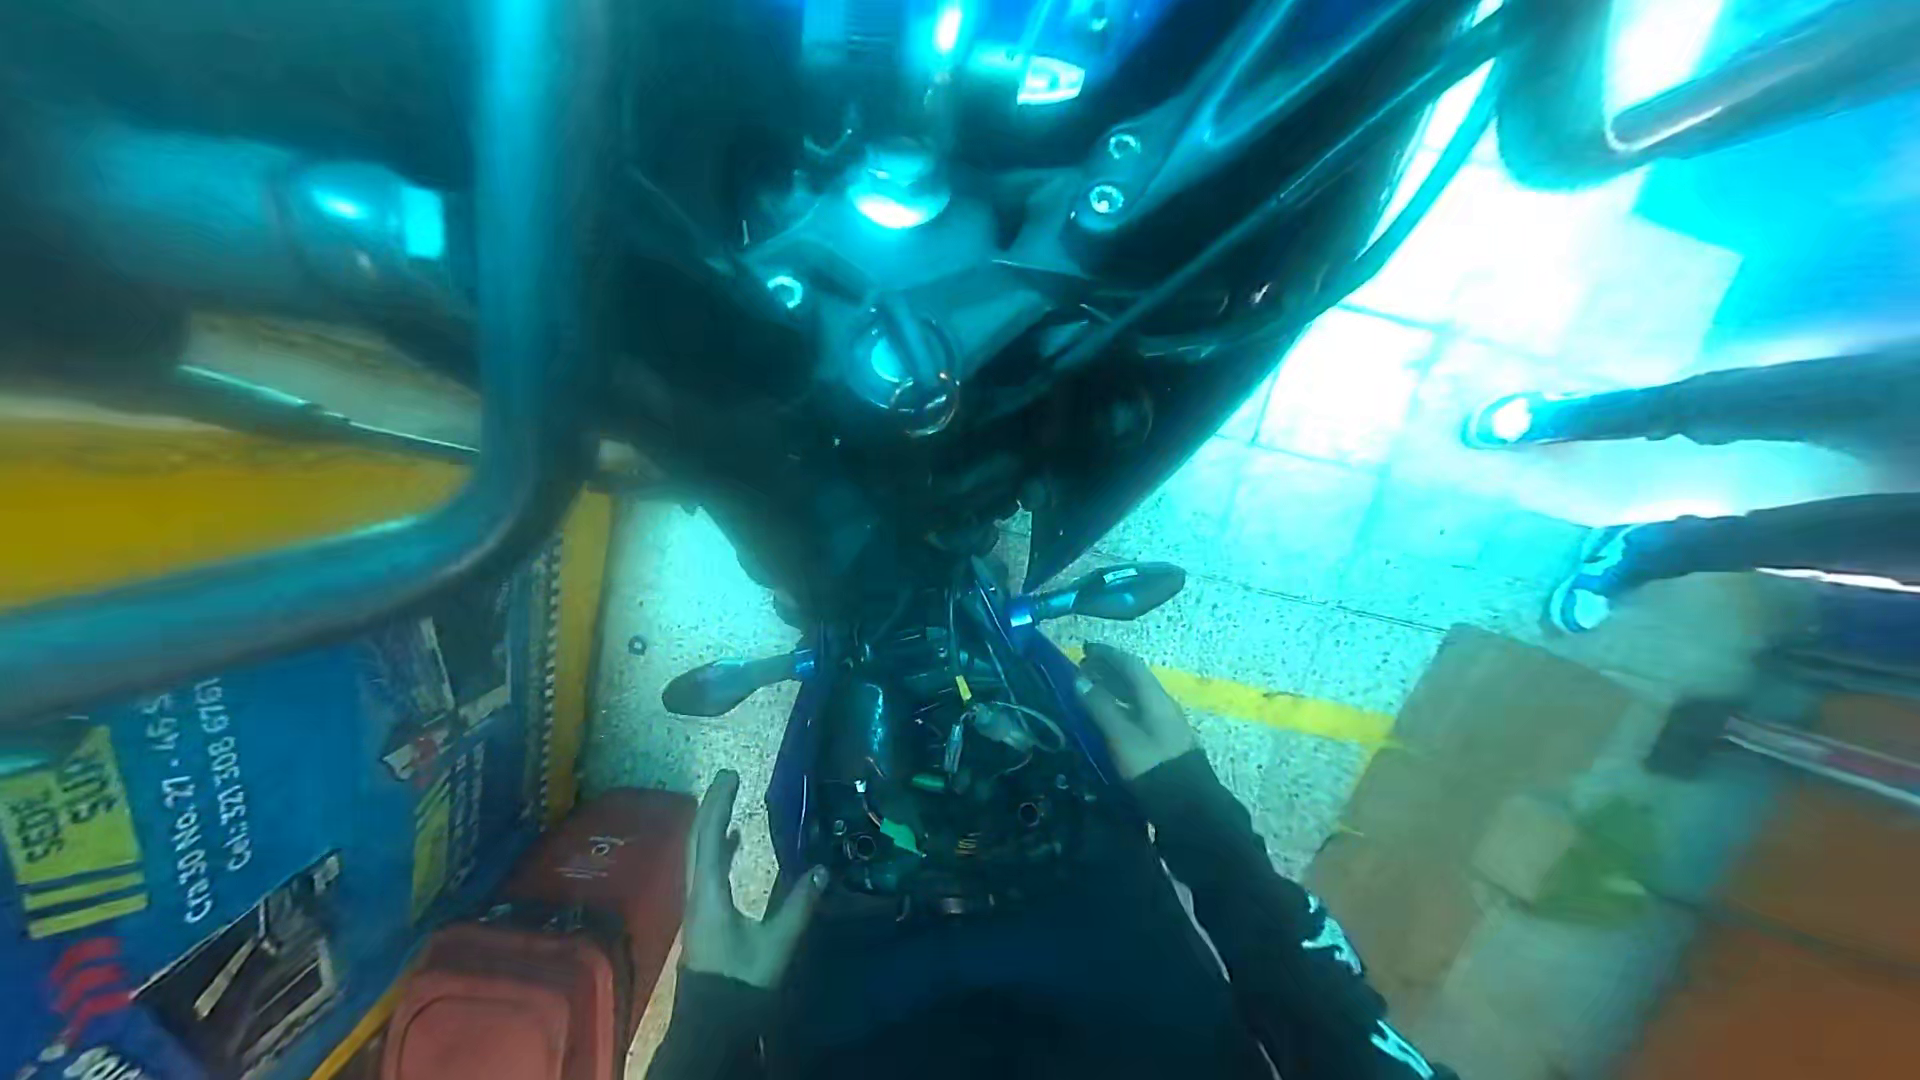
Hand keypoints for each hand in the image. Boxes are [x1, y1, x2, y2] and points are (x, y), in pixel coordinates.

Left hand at [682, 769, 827, 988]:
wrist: (711, 1026)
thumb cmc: (741, 983)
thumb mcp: (776, 944)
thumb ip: (799, 905)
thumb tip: (821, 868)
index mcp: (709, 896)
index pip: (709, 839)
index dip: (719, 804)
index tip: (730, 776)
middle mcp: (696, 894)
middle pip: (696, 840)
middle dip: (711, 806)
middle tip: (727, 777)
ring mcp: (696, 905)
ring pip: (697, 853)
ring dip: (710, 823)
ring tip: (726, 799)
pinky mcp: (702, 915)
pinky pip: (704, 868)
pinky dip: (715, 847)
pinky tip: (731, 841)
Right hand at [1074, 642, 1195, 780]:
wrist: (1191, 811)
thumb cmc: (1152, 767)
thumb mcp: (1120, 736)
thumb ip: (1100, 706)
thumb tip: (1079, 678)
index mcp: (1155, 698)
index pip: (1131, 664)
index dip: (1107, 654)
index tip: (1085, 649)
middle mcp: (1164, 705)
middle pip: (1135, 679)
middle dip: (1109, 670)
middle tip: (1084, 670)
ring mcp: (1168, 725)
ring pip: (1138, 697)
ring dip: (1115, 689)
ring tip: (1092, 692)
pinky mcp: (1166, 743)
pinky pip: (1140, 713)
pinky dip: (1121, 707)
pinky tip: (1110, 719)